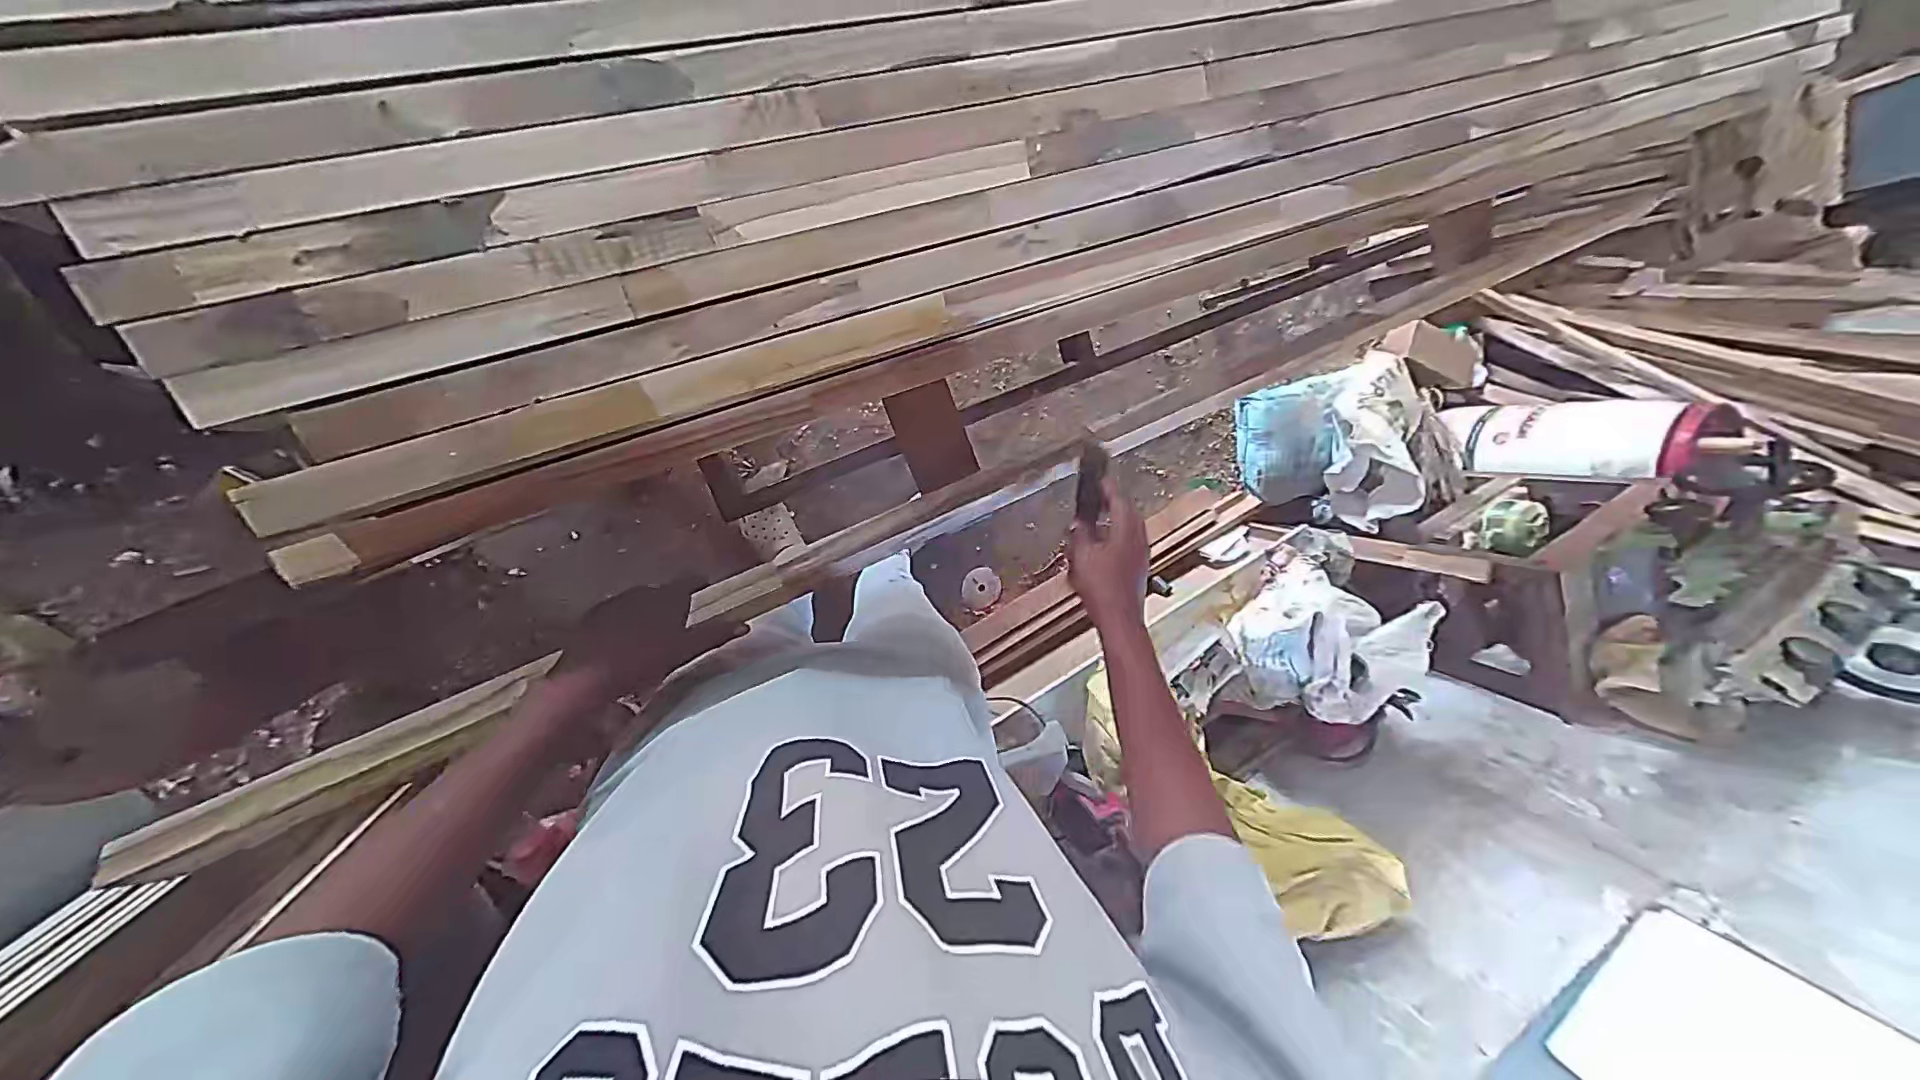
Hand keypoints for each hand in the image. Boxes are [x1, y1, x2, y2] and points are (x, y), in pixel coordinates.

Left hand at [549, 578, 744, 700]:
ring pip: (636, 604)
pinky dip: (623, 627)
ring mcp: (612, 605)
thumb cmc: (643, 661)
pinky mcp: (589, 621)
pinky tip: (624, 646)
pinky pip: (614, 617)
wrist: (586, 679)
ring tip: (652, 638)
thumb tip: (743, 624)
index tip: (705, 584)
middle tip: (679, 623)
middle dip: (670, 604)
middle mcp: (639, 593)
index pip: (688, 581)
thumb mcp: (685, 651)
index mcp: (666, 597)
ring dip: (646, 615)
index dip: (698, 582)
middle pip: (661, 593)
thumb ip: (713, 635)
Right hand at [1068, 475, 1148, 631]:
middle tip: (1098, 496)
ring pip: (1129, 526)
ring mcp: (1142, 552)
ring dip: (1115, 518)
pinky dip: (1116, 535)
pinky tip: (1103, 544)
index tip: (1099, 478)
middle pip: (1127, 510)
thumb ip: (1080, 534)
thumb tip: (1078, 524)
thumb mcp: (1082, 555)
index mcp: (1127, 529)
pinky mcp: (1139, 565)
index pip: (1118, 498)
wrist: (1119, 618)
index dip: (1106, 486)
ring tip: (1098, 518)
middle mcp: (1139, 537)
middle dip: (1112, 501)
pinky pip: (1129, 541)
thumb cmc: (1103, 588)